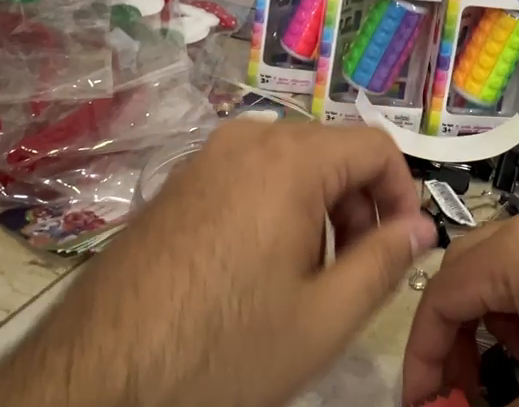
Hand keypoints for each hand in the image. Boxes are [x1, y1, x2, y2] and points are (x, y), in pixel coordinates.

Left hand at [0, 121, 436, 406]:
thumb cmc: (222, 348)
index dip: (403, 193)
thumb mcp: (323, 318)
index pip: (376, 146)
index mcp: (291, 158)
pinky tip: (256, 268)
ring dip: (318, 207)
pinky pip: (248, 175)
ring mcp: (206, 157)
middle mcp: (248, 138)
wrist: (95, 380)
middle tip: (353, 271)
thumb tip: (422, 227)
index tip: (400, 248)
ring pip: (290, 163)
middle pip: (332, 150)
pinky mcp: (178, 181)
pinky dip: (274, 206)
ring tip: (305, 276)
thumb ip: (385, 263)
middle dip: (358, 204)